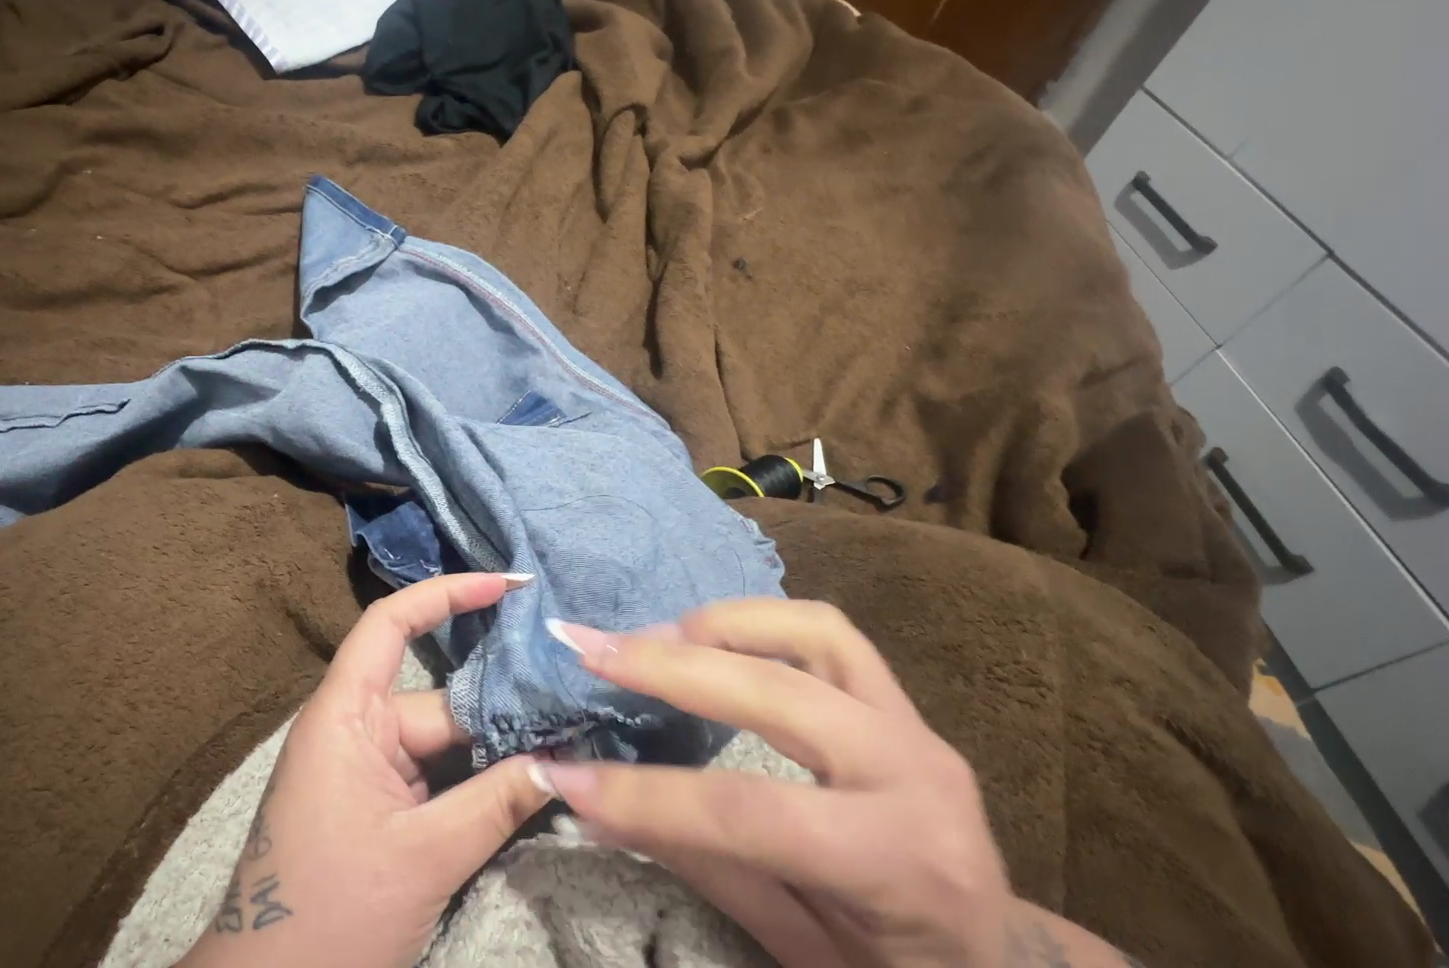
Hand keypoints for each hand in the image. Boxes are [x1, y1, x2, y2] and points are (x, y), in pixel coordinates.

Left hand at [180, 573, 552, 967]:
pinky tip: (533, 777)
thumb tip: (567, 760)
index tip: (509, 584)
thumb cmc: (331, 915)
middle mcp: (357, 730)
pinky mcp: (381, 804)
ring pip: (447, 740)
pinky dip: (481, 777)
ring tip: (571, 735)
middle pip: (441, 697)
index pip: (391, 625)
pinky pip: (440, 774)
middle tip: (575, 698)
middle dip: (503, 704)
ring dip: (498, 746)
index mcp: (346, 718)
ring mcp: (369, 769)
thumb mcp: (425, 855)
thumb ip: (498, 801)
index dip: (448, 594)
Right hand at [536, 599, 1131, 967]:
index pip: (746, 812)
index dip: (642, 795)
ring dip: (720, 623)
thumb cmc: (891, 966)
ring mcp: (916, 724)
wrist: (994, 957)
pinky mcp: (904, 702)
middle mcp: (914, 772)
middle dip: (669, 668)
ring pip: (814, 634)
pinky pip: (830, 634)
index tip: (559, 773)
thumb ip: (702, 865)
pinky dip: (760, 620)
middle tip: (587, 650)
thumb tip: (595, 810)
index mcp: (896, 860)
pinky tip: (708, 633)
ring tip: (647, 635)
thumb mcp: (795, 942)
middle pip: (777, 693)